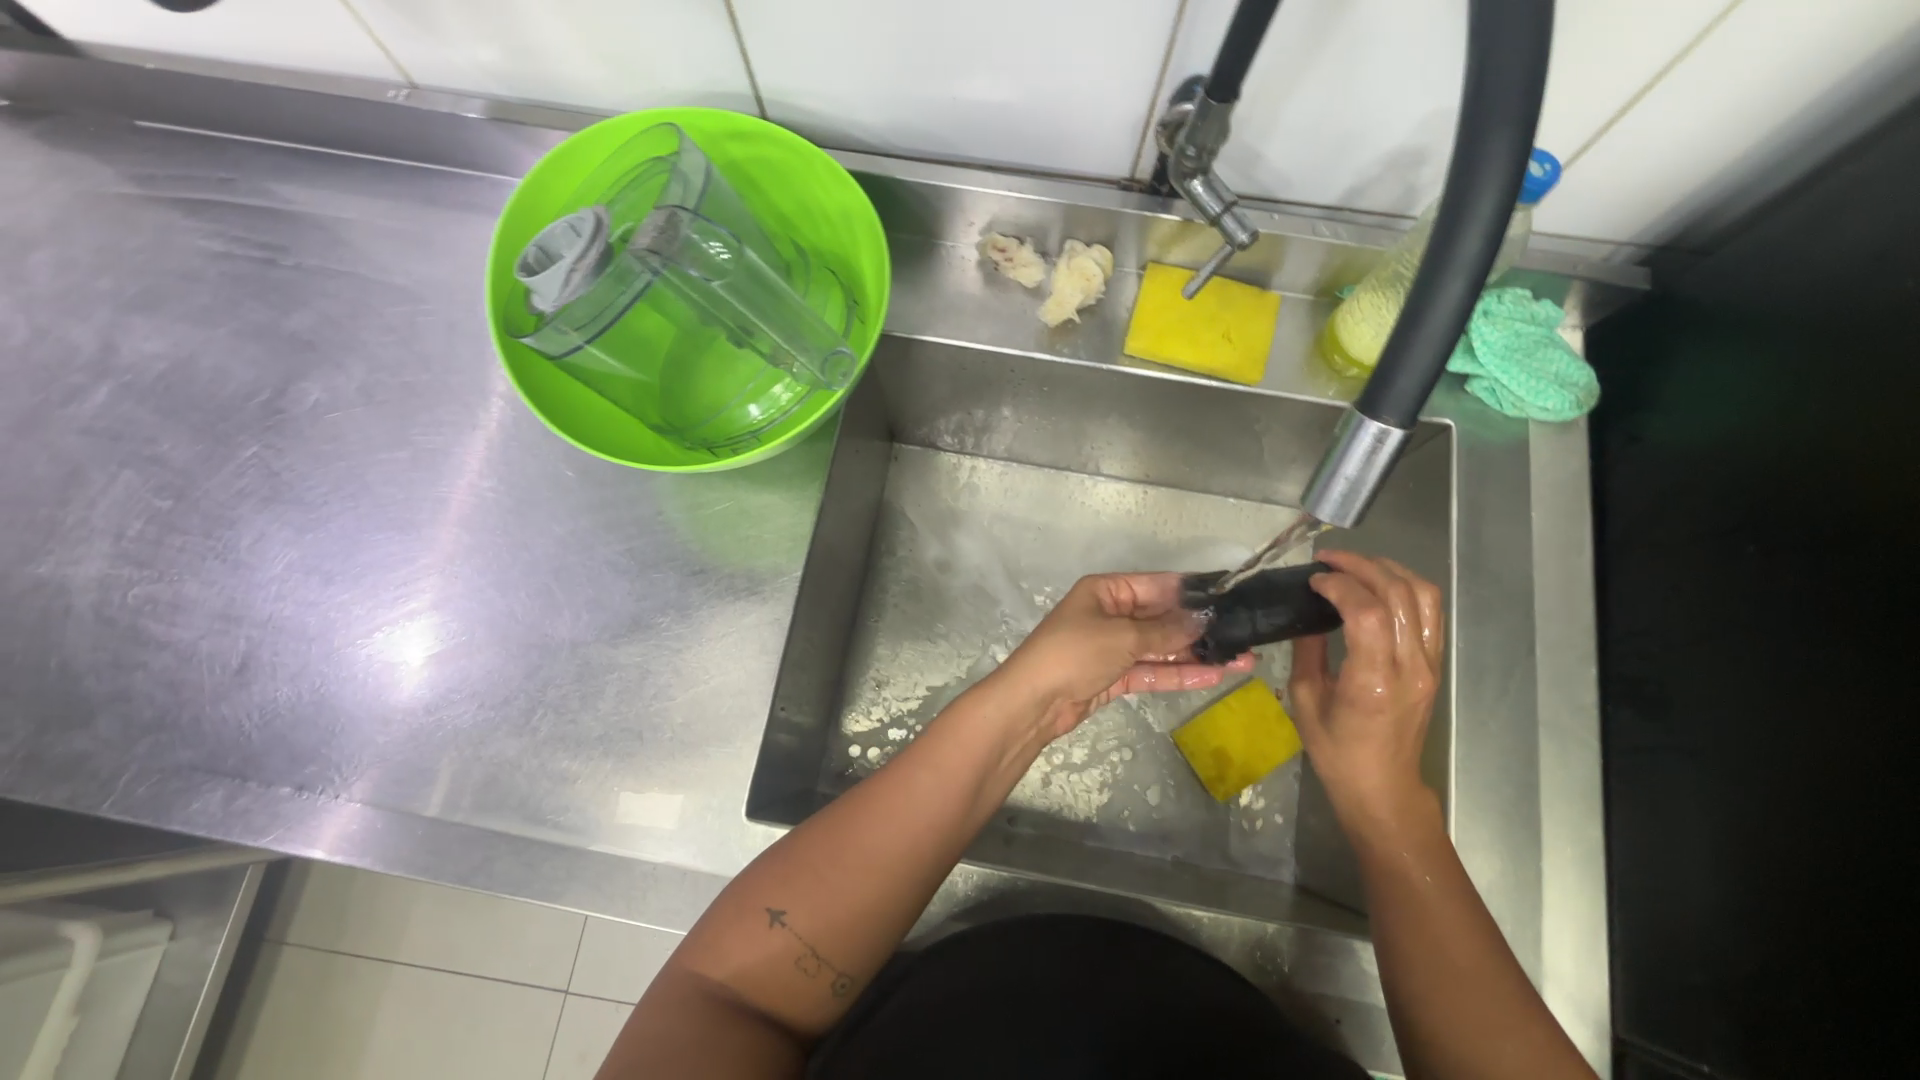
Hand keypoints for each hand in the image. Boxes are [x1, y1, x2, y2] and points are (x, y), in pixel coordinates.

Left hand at [991, 573, 1253, 739]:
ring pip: (1162, 647)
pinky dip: (1180, 673)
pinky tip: (1215, 675)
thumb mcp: (1122, 636)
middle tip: (1245, 633)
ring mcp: (1114, 647)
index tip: (1232, 597)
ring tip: (1242, 659)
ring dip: (1198, 653)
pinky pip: (1153, 670)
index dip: (1194, 593)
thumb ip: (1165, 630)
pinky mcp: (1116, 676)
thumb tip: (1204, 619)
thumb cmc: (1073, 654)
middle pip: (1163, 617)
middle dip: (1200, 627)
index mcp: (1106, 591)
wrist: (1033, 702)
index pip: (1158, 585)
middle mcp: (1112, 614)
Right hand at [1288, 551, 1444, 833]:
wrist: (1382, 785)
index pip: (1369, 613)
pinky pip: (1430, 612)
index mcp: (1373, 682)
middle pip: (1399, 594)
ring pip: (1423, 595)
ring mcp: (1429, 665)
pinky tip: (1379, 584)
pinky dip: (1406, 587)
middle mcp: (1410, 668)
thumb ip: (1309, 651)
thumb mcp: (1306, 701)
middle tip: (1328, 560)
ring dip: (1388, 570)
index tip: (1313, 580)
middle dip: (1362, 566)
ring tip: (1355, 565)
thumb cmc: (1336, 751)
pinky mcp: (1435, 665)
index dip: (1340, 585)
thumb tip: (1310, 613)